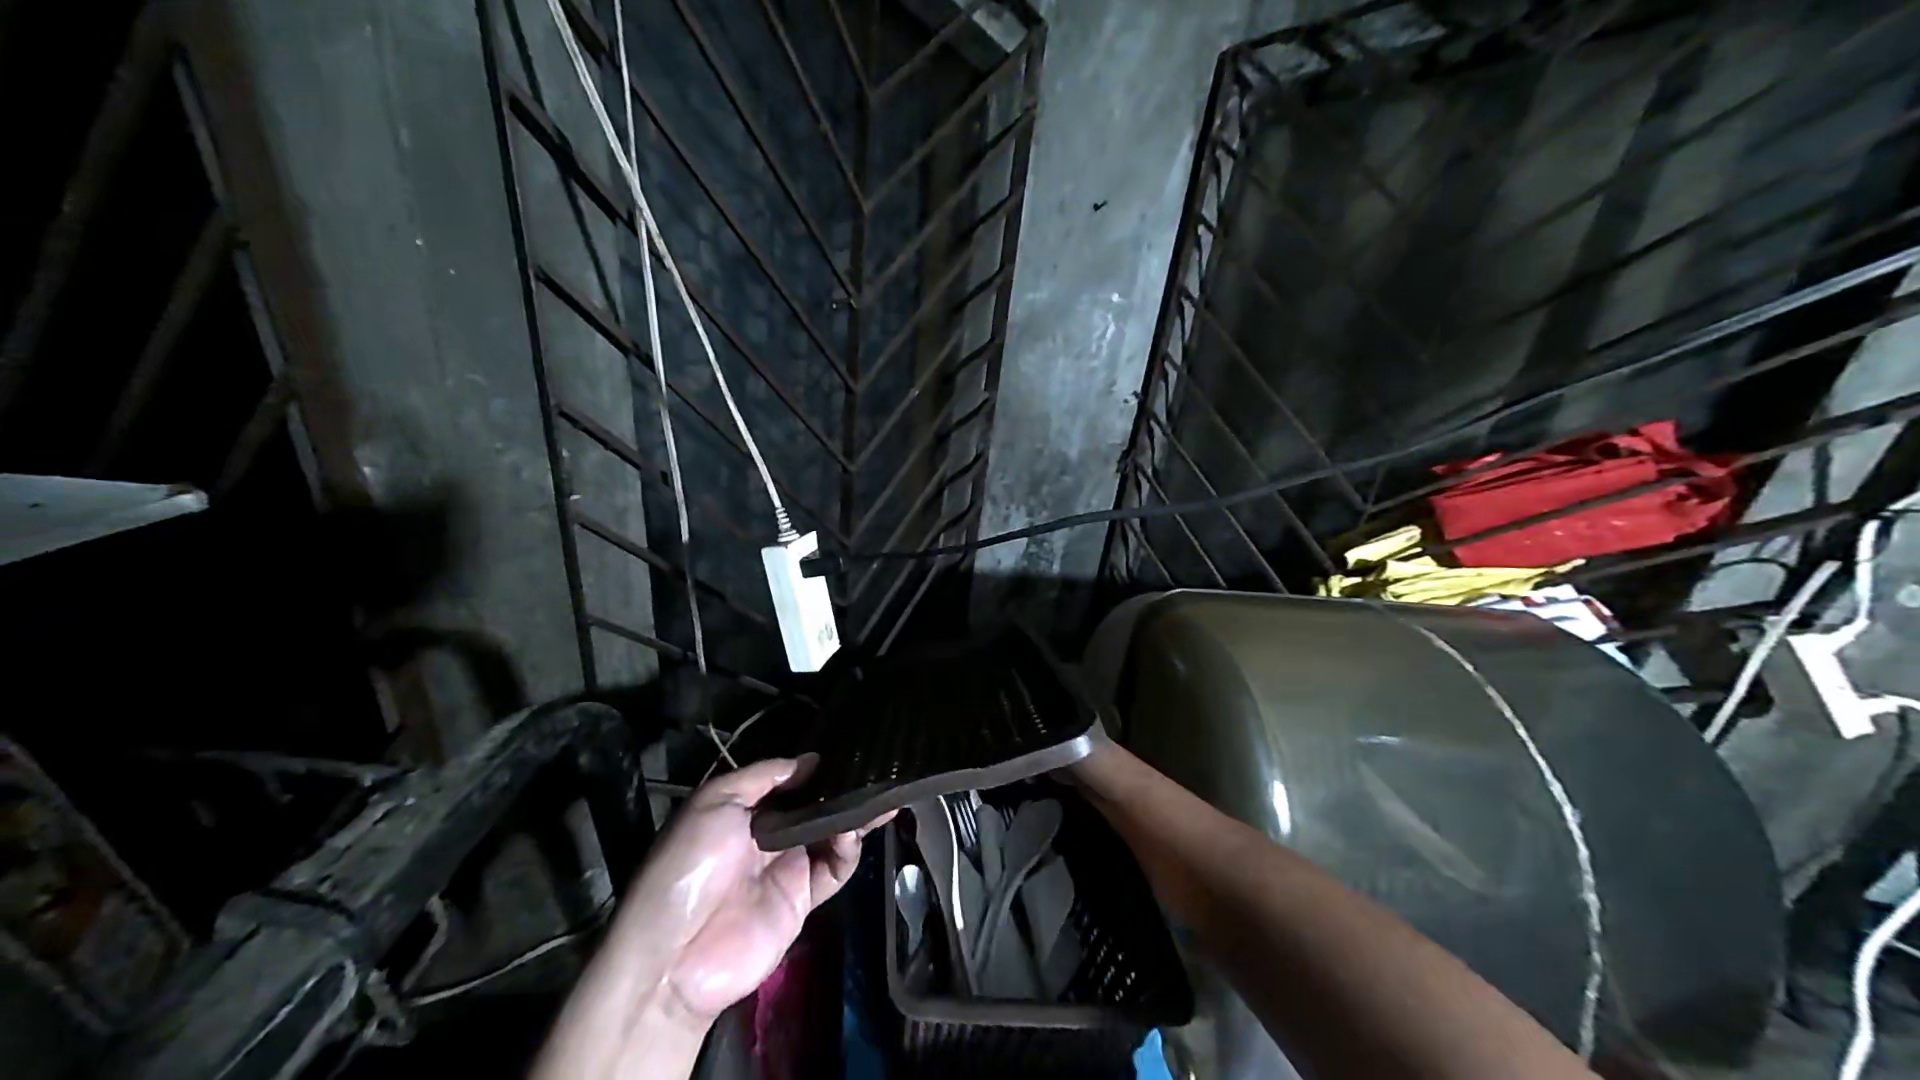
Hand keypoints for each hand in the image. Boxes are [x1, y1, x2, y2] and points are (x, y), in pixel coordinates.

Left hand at [532, 757, 887, 1079]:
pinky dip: (849, 850)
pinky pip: (834, 869)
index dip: (816, 769)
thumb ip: (764, 775)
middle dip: (843, 791)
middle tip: (873, 775)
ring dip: (853, 816)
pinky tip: (853, 833)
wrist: (675, 952)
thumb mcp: (714, 801)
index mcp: (745, 809)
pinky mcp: (803, 900)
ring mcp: (787, 867)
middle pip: (816, 807)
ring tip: (875, 800)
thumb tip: (812, 759)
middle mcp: (769, 834)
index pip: (790, 782)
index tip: (846, 753)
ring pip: (832, 834)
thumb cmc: (689, 863)